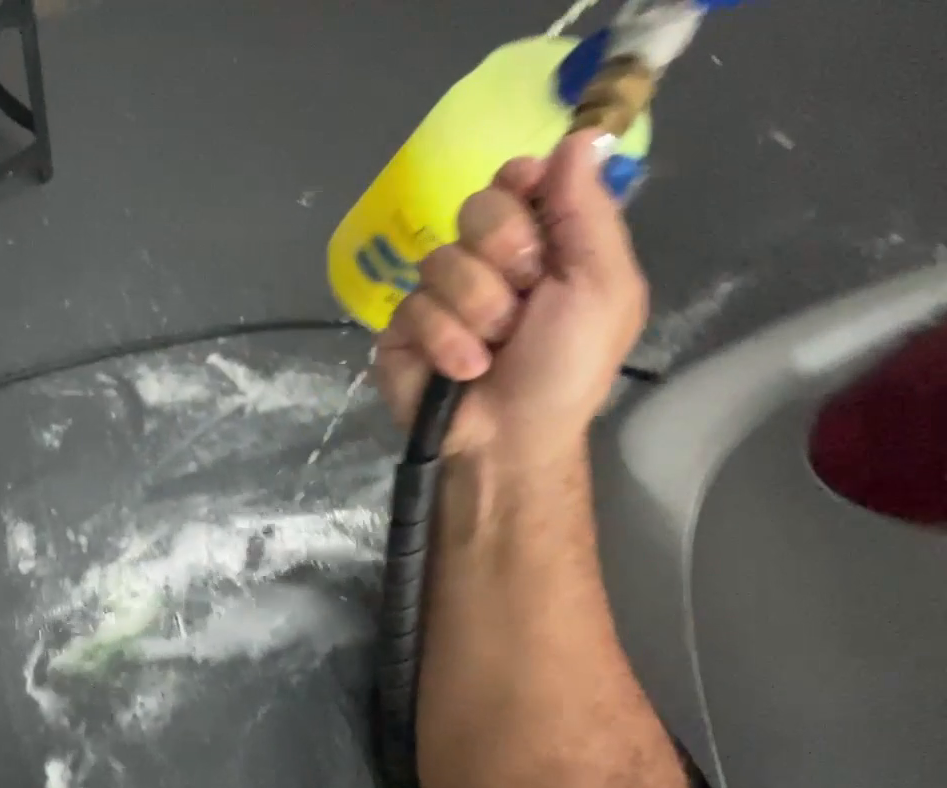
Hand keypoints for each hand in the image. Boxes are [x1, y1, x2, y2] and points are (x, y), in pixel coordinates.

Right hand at [374, 132, 649, 469]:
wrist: (508, 437)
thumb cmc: (565, 367)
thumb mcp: (602, 288)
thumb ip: (588, 214)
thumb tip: (579, 137)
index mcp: (541, 242)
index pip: (518, 179)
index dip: (521, 188)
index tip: (530, 203)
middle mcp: (486, 260)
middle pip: (476, 207)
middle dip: (503, 255)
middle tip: (523, 298)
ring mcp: (438, 293)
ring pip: (441, 261)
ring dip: (476, 311)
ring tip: (493, 348)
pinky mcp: (400, 328)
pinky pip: (412, 307)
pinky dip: (445, 341)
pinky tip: (463, 368)